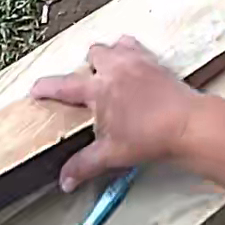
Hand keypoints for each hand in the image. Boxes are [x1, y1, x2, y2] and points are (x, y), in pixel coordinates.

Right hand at [30, 36, 203, 191]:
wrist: (187, 122)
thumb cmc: (148, 136)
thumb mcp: (111, 153)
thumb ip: (84, 164)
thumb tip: (65, 180)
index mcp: (99, 89)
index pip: (65, 85)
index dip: (47, 87)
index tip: (37, 89)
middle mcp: (117, 68)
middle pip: (95, 52)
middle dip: (88, 63)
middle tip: (88, 81)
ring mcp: (139, 61)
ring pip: (119, 44)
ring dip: (112, 53)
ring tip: (111, 70)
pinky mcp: (158, 62)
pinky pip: (140, 49)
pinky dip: (133, 54)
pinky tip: (136, 69)